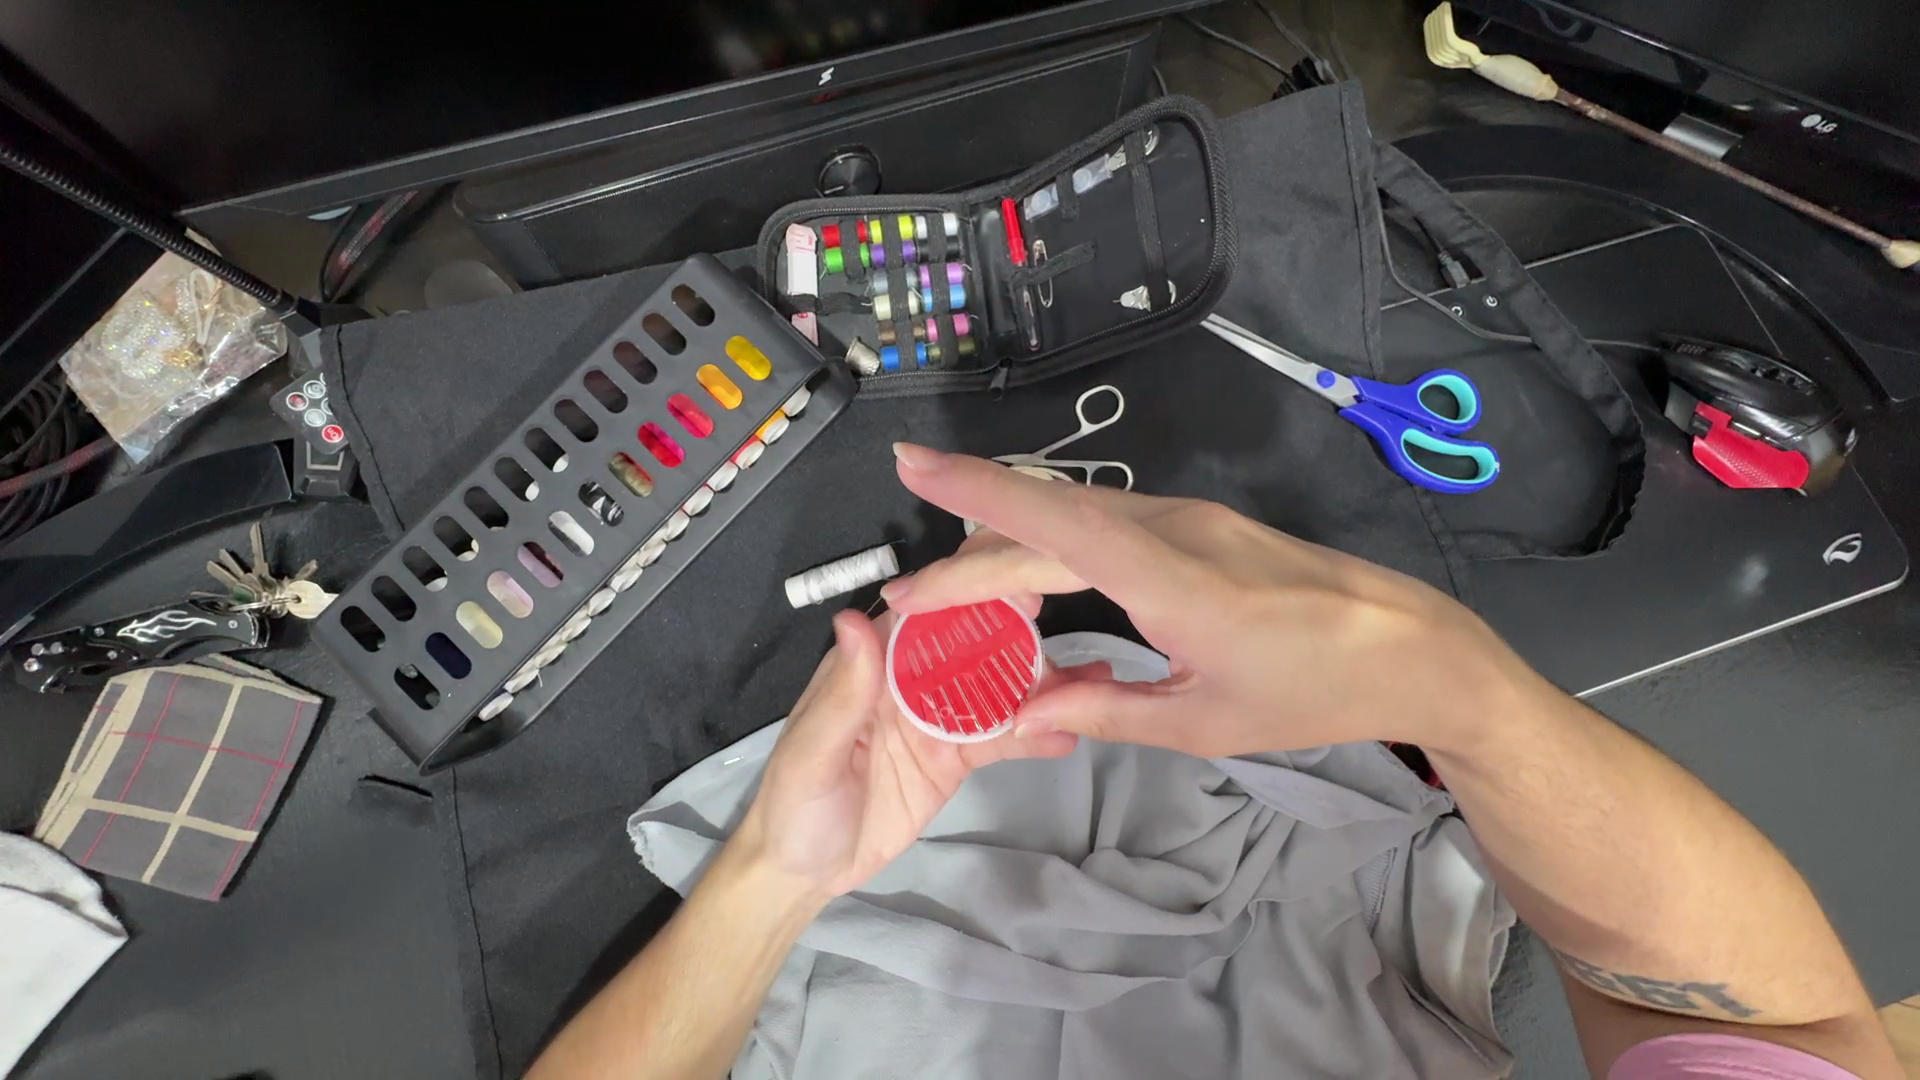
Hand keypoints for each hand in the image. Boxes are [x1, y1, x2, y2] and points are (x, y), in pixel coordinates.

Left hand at [729, 606, 1084, 904]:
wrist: (804, 874)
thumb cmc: (795, 804)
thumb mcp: (813, 749)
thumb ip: (843, 691)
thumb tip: (853, 618)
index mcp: (871, 667)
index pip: (923, 619)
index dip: (966, 599)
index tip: (1016, 588)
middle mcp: (909, 683)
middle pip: (970, 650)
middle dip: (1018, 640)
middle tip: (1071, 639)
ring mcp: (936, 720)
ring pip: (993, 693)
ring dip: (1038, 688)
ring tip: (1093, 686)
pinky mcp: (953, 759)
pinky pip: (996, 743)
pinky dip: (1031, 737)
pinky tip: (1068, 735)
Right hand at [880, 443, 1542, 758]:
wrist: (1411, 646)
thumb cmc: (1312, 691)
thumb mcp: (1205, 722)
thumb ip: (1105, 711)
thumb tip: (1023, 706)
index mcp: (1171, 579)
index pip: (1054, 521)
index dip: (977, 488)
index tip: (910, 462)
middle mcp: (1169, 527)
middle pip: (1045, 526)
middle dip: (967, 559)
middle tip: (909, 602)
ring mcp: (1183, 516)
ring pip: (1069, 519)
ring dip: (1004, 549)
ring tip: (954, 594)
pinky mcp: (1193, 523)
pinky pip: (1100, 524)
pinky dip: (1048, 545)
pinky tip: (1026, 576)